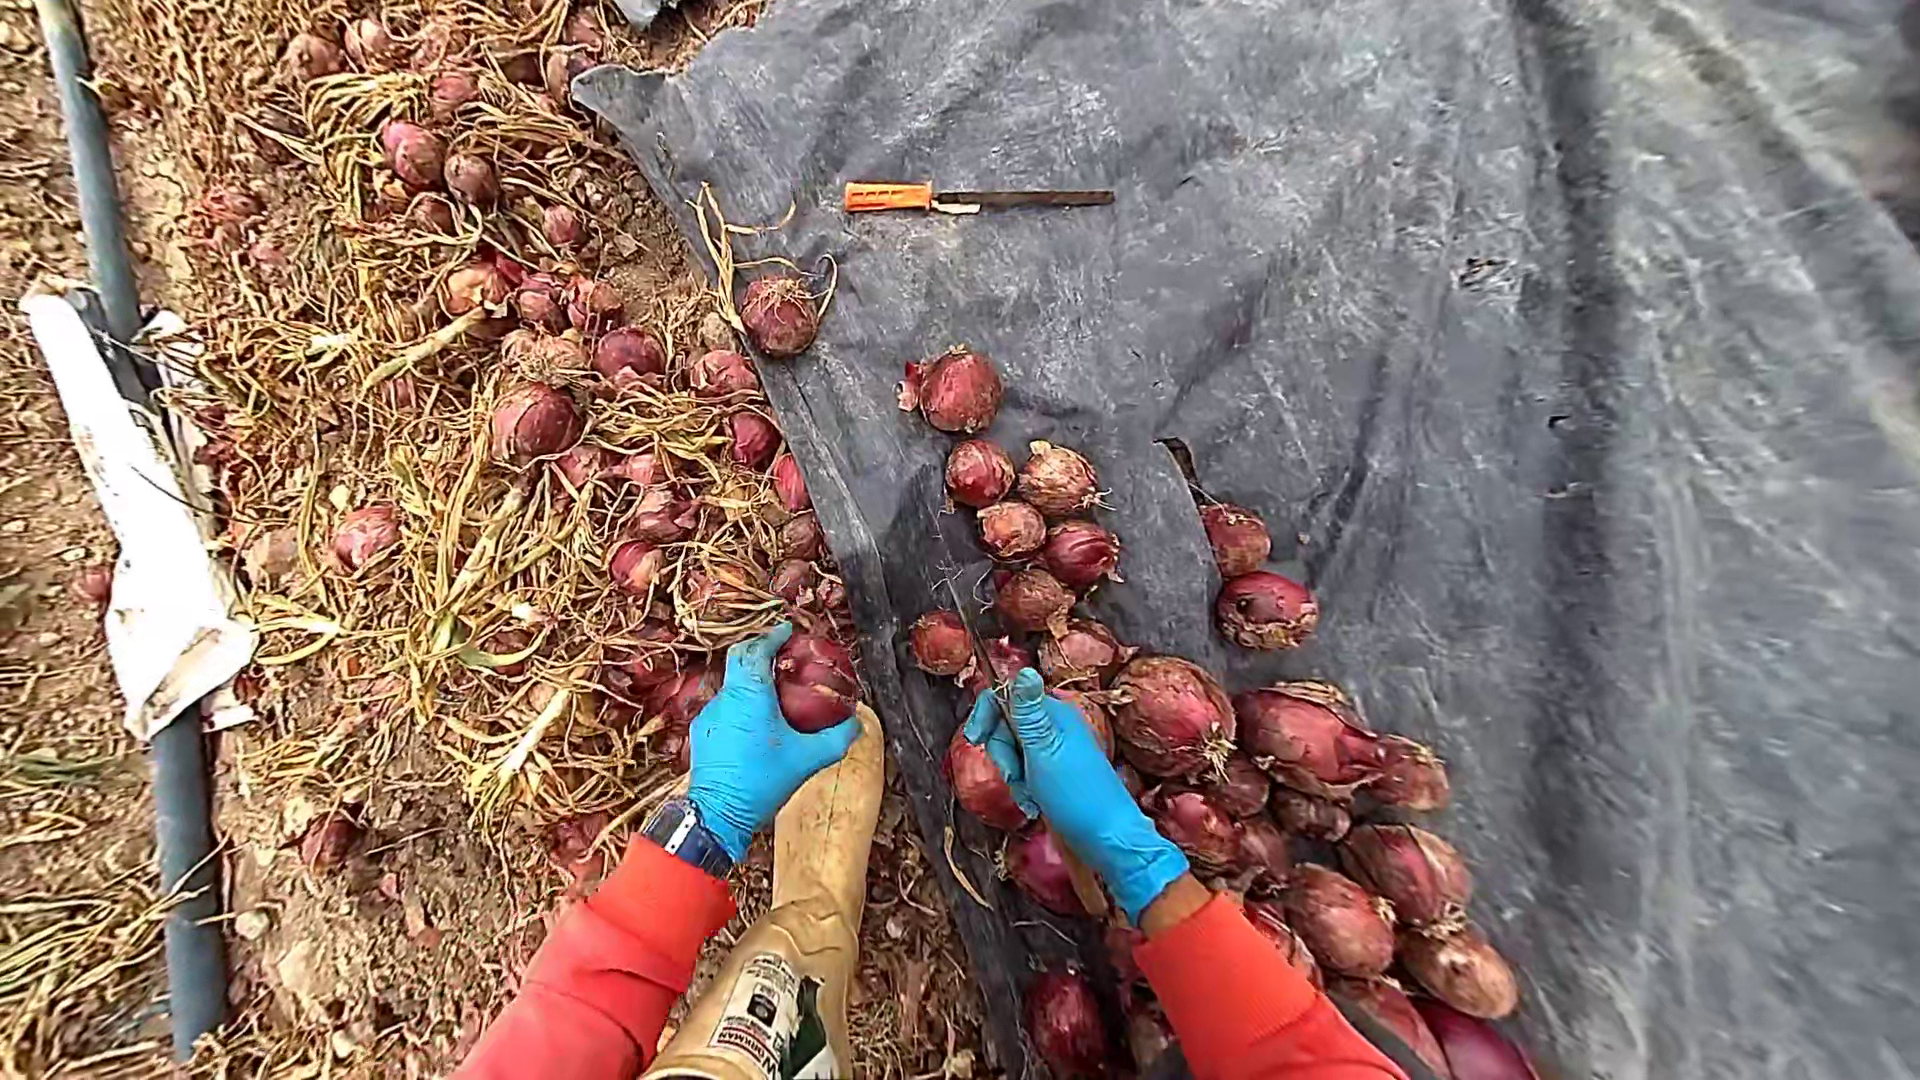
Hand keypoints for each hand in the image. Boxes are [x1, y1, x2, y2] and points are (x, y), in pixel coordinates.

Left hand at [687, 622, 860, 860]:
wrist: (716, 817)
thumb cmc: (761, 782)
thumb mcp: (808, 759)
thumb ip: (837, 738)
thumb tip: (856, 724)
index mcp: (750, 694)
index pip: (757, 649)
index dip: (773, 636)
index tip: (787, 630)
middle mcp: (727, 698)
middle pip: (741, 660)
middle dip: (761, 651)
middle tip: (783, 653)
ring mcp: (711, 715)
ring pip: (733, 684)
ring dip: (752, 679)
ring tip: (774, 688)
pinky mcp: (703, 732)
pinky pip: (726, 705)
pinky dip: (742, 701)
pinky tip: (757, 718)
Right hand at [964, 668, 1188, 920]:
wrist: (1111, 842)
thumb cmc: (1078, 796)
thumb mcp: (1044, 751)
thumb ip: (1028, 712)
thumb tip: (1025, 669)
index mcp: (1054, 711)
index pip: (1007, 694)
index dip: (986, 713)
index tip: (975, 739)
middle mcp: (1054, 724)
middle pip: (1005, 723)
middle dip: (1003, 752)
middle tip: (1017, 775)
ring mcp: (1054, 748)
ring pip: (1012, 748)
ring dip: (1013, 774)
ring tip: (1029, 795)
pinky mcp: (1053, 770)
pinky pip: (1024, 769)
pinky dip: (1023, 786)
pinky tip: (1033, 804)